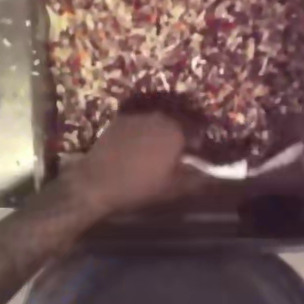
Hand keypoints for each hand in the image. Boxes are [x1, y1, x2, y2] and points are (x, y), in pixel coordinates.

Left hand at [62, 112, 196, 216]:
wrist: (96, 182)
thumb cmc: (139, 187)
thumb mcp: (171, 188)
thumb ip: (194, 179)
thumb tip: (207, 176)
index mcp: (176, 132)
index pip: (196, 132)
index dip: (197, 143)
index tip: (196, 154)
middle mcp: (159, 118)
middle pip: (177, 123)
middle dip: (180, 135)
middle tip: (177, 151)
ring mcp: (138, 116)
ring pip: (157, 121)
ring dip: (161, 131)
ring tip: (157, 148)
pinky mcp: (120, 119)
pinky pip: (139, 122)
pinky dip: (143, 131)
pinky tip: (138, 145)